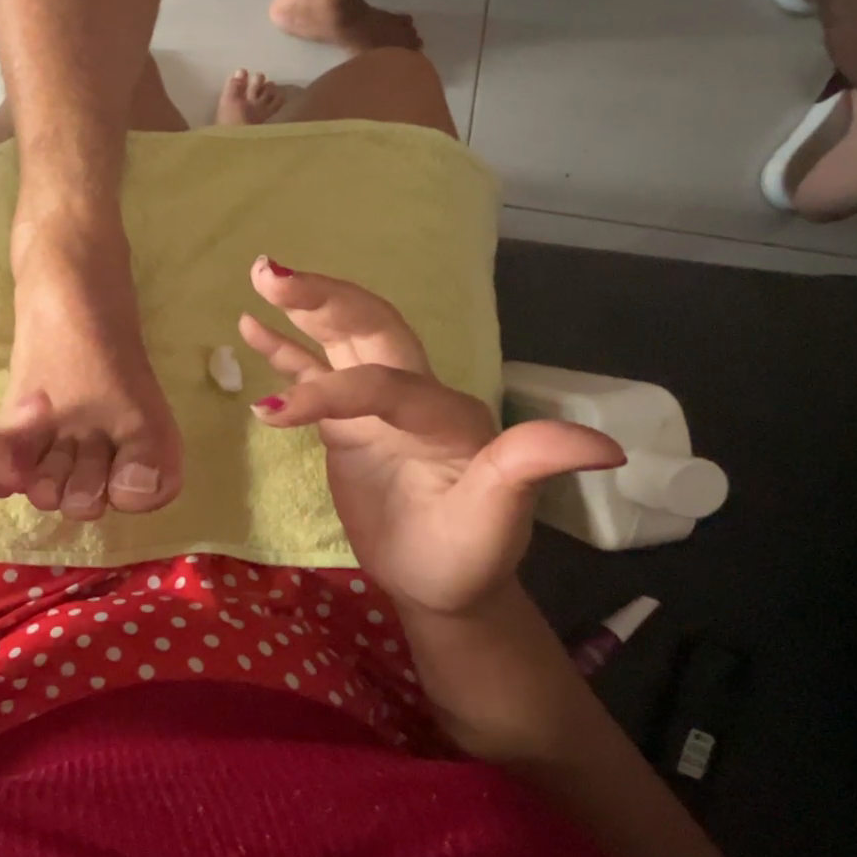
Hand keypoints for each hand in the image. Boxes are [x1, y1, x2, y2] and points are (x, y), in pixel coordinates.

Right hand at [239, 258, 624, 616]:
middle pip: (370, 327)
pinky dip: (284, 348)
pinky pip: (315, 372)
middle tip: (270, 274)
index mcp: (447, 413)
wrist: (442, 582)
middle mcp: (416, 394)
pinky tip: (252, 327)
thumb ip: (529, 471)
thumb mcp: (496, 522)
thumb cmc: (466, 556)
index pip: (380, 383)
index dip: (324, 390)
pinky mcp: (351, 420)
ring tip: (261, 276)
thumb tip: (603, 445)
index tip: (269, 413)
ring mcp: (380, 405)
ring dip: (304, 306)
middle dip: (323, 298)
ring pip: (344, 338)